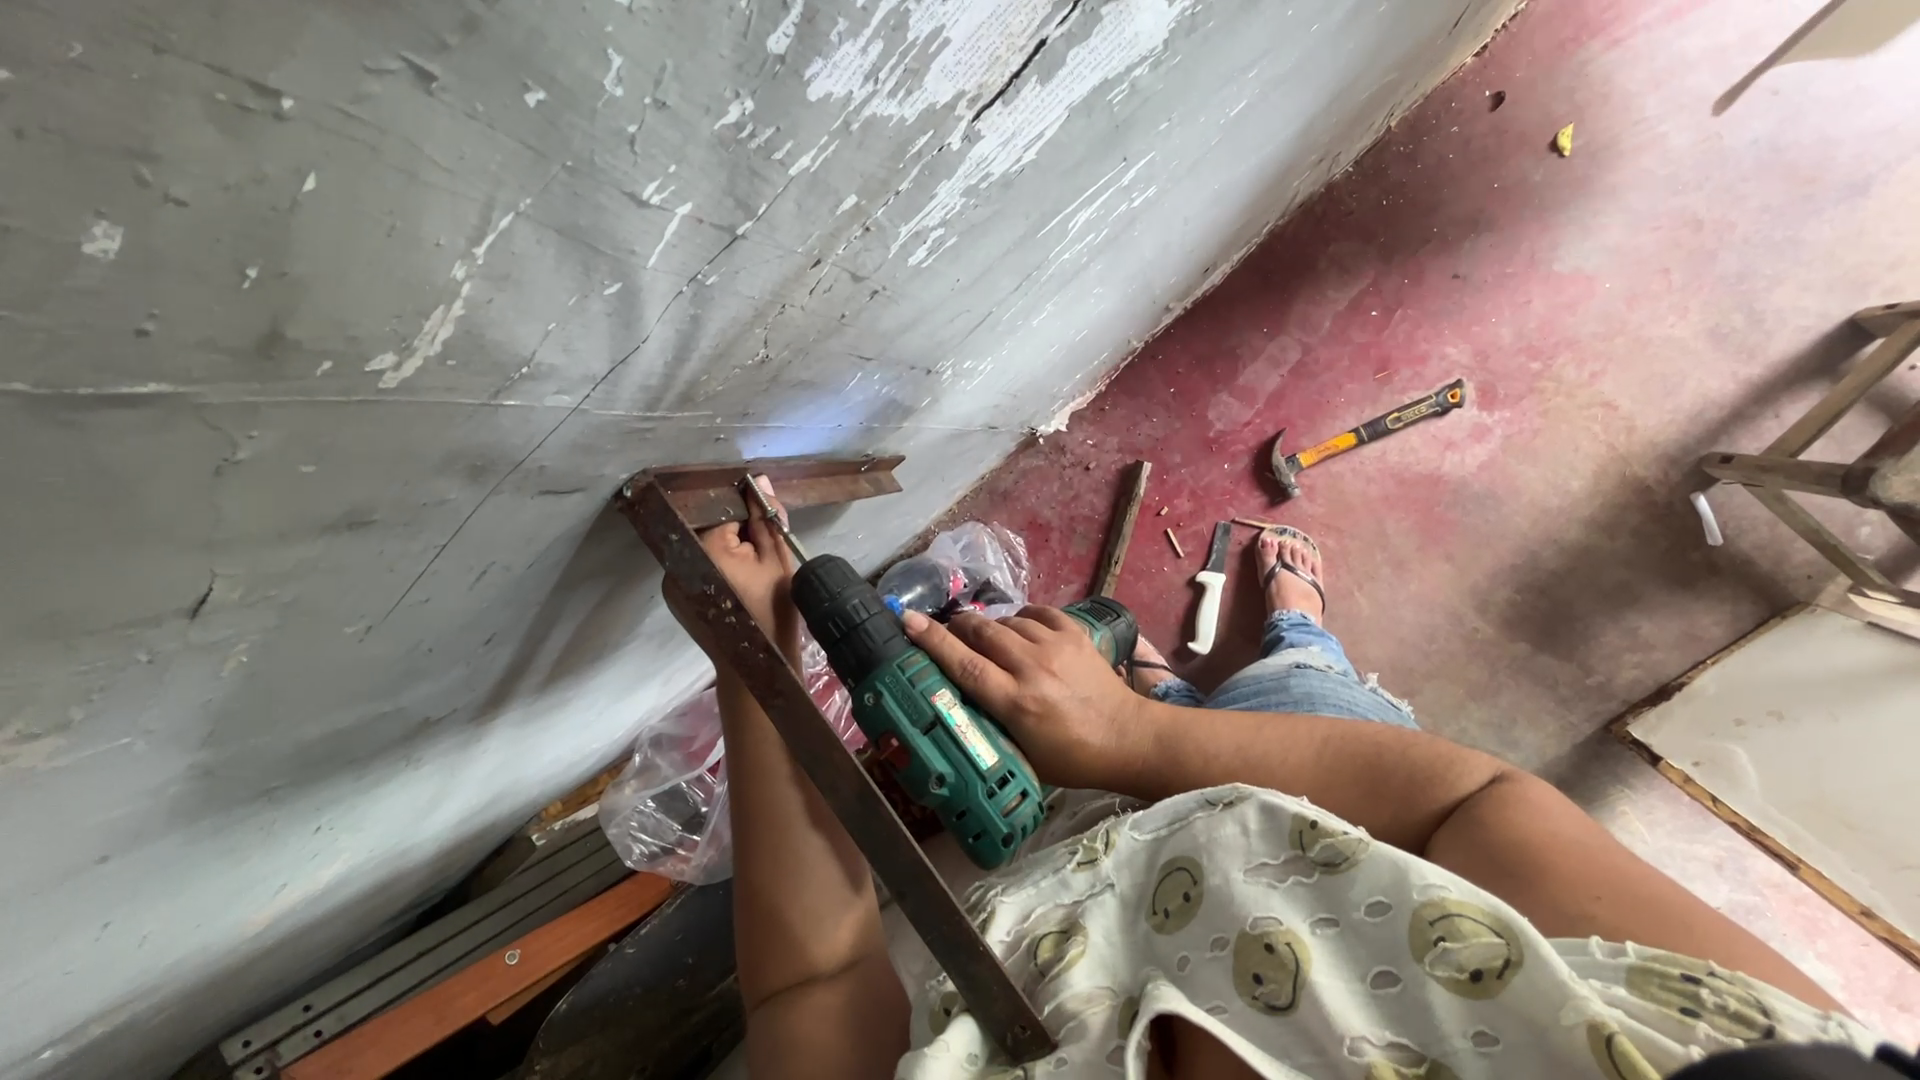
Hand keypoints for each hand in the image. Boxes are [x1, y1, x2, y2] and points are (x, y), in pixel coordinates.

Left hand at [665, 475, 802, 666]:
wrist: (755, 665)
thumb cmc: (774, 612)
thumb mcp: (779, 560)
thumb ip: (767, 518)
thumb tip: (760, 481)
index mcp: (706, 548)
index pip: (725, 512)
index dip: (747, 520)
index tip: (763, 536)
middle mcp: (680, 559)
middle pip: (709, 528)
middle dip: (734, 534)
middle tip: (758, 558)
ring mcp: (671, 579)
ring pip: (700, 547)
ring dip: (722, 551)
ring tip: (747, 574)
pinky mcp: (672, 594)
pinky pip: (693, 566)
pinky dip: (711, 568)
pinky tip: (731, 586)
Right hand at [902, 606, 1146, 789]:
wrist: (1128, 738)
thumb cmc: (1072, 757)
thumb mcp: (1023, 755)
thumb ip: (991, 727)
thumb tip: (957, 704)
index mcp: (1017, 703)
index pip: (965, 665)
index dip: (933, 642)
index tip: (908, 621)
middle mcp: (1032, 668)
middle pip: (981, 632)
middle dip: (958, 627)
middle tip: (950, 633)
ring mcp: (1056, 646)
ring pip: (1006, 622)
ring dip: (990, 628)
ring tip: (989, 641)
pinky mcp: (1075, 634)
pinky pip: (1036, 612)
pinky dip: (1021, 619)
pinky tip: (1019, 630)